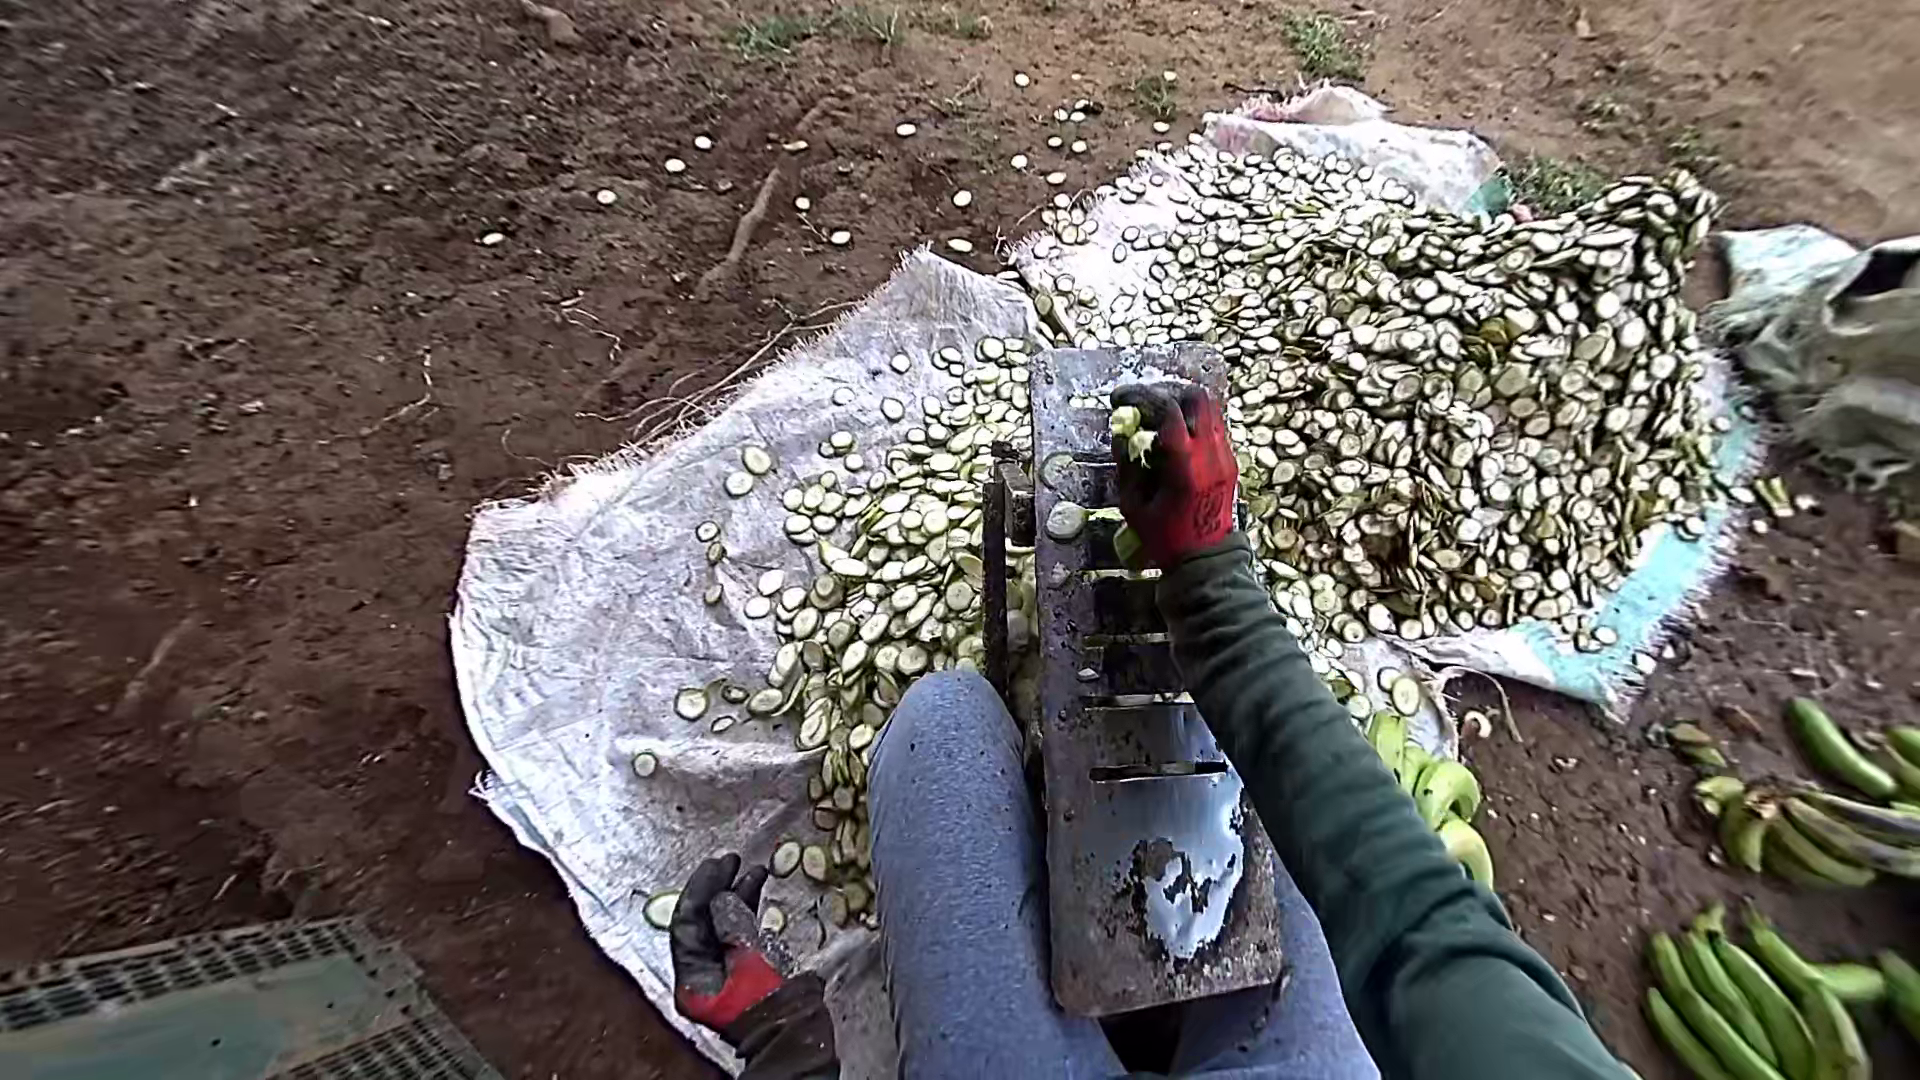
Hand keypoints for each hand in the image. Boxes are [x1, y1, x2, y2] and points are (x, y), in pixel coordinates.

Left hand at [670, 853, 783, 1032]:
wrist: (792, 1028)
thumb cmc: (767, 1001)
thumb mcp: (748, 960)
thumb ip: (733, 927)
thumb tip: (723, 896)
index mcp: (694, 977)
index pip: (687, 924)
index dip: (700, 890)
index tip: (715, 864)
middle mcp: (703, 971)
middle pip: (703, 919)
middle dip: (716, 887)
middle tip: (730, 860)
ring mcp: (724, 967)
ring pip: (723, 919)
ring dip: (736, 891)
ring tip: (751, 868)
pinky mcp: (746, 962)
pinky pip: (740, 925)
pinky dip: (749, 904)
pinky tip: (759, 885)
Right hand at [1110, 383, 1238, 566]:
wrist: (1206, 560)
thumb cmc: (1165, 537)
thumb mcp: (1133, 506)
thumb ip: (1127, 466)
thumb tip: (1121, 435)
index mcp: (1186, 465)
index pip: (1168, 409)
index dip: (1140, 397)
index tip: (1119, 400)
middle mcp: (1211, 454)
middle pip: (1196, 398)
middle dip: (1164, 392)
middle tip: (1140, 404)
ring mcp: (1225, 456)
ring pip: (1209, 409)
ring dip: (1180, 406)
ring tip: (1154, 420)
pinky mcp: (1230, 462)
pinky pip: (1213, 427)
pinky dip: (1191, 422)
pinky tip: (1171, 439)